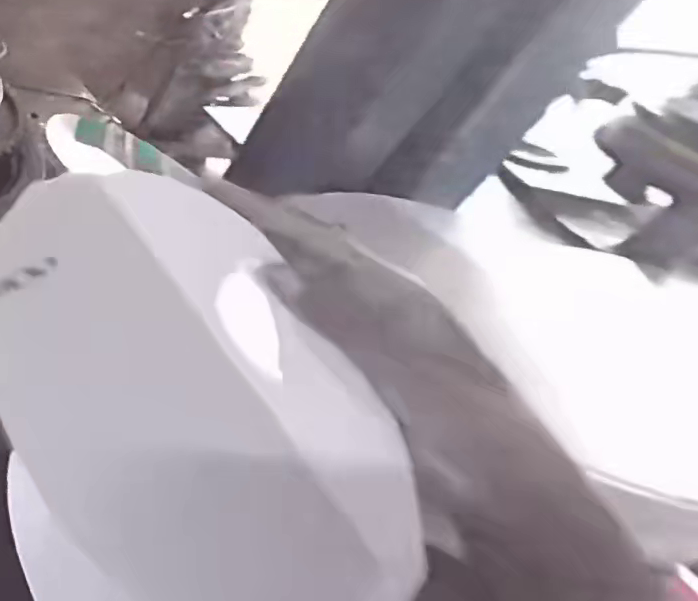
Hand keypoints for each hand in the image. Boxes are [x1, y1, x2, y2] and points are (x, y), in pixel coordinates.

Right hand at [206, 180, 663, 600]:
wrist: (516, 516)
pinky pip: (284, 327)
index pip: (311, 236)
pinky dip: (251, 312)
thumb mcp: (417, 373)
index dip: (259, 208)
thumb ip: (347, 321)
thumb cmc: (471, 435)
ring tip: (188, 256)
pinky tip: (219, 315)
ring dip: (243, 269)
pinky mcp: (338, 370)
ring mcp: (353, 338)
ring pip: (287, 289)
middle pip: (296, 255)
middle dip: (244, 231)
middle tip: (183, 214)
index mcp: (389, 293)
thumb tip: (268, 271)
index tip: (202, 183)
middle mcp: (368, 305)